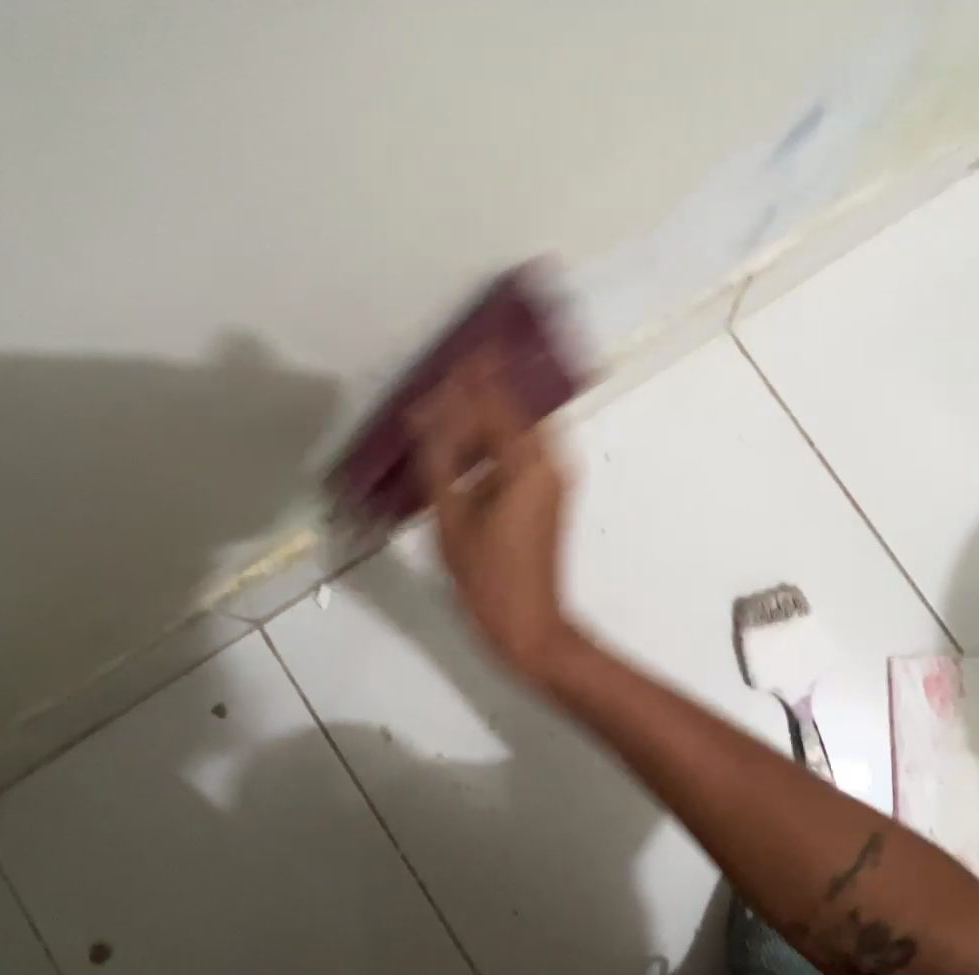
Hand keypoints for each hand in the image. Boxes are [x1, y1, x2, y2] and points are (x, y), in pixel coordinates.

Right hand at [412, 353, 578, 683]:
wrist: (531, 624)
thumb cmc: (487, 577)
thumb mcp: (451, 518)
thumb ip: (439, 460)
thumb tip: (425, 416)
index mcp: (527, 463)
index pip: (498, 403)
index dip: (476, 376)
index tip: (464, 346)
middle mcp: (550, 462)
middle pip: (513, 411)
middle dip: (482, 390)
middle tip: (451, 371)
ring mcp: (554, 479)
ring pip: (518, 432)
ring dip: (486, 418)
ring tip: (449, 406)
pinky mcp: (549, 494)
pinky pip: (521, 453)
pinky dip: (493, 444)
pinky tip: (463, 446)